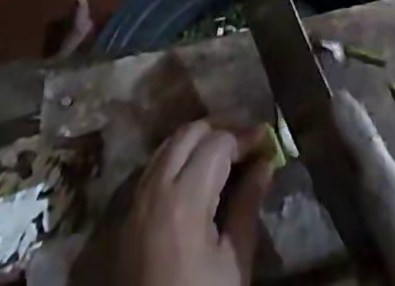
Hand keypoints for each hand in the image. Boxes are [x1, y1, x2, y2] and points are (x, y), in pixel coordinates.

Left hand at [114, 120, 274, 285]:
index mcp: (184, 200)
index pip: (218, 142)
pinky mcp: (126, 215)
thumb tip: (264, 163)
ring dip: (198, 142)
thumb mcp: (234, 262)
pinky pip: (153, 167)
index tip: (268, 142)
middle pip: (189, 132)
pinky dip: (177, 159)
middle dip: (221, 131)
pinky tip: (197, 177)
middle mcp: (154, 189)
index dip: (246, 137)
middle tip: (248, 147)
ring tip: (226, 158)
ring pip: (167, 145)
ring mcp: (135, 200)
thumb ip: (248, 205)